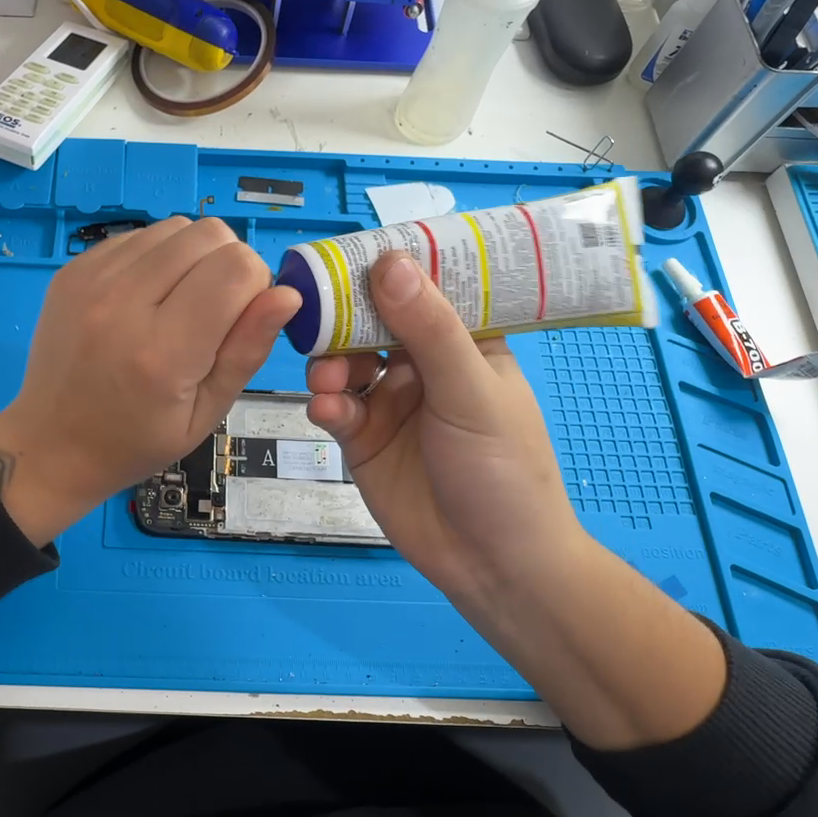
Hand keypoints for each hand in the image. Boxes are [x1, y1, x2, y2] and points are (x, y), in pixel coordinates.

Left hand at [0, 217, 301, 545]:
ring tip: (177, 304)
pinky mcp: (73, 269)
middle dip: (228, 264)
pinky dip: (157, 257)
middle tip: (212, 312)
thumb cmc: (136, 441)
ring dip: (192, 257)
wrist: (51, 444)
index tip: (241, 319)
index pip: (237, 268)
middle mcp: (124, 303)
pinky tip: (145, 299)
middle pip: (209, 234)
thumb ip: (247, 351)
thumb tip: (287, 294)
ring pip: (175, 227)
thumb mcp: (205, 414)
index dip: (255, 286)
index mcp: (163, 352)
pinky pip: (139, 236)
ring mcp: (91, 280)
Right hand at [304, 251, 588, 606]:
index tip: (345, 253)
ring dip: (329, 364)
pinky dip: (325, 405)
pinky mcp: (362, 440)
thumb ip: (429, 329)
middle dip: (343, 320)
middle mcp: (423, 365)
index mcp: (464, 342)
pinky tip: (327, 413)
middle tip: (315, 316)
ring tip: (329, 381)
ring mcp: (390, 402)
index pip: (422, 288)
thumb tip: (389, 263)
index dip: (386, 268)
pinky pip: (334, 409)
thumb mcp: (471, 391)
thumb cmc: (503, 469)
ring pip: (344, 363)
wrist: (491, 563)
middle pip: (371, 322)